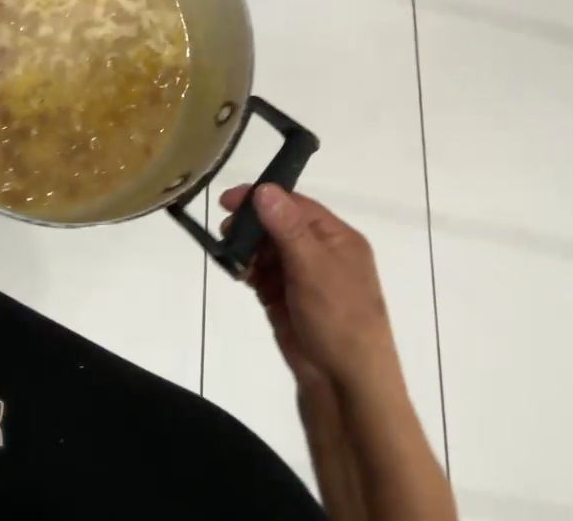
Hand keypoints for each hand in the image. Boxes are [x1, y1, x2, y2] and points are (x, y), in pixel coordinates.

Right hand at [219, 184, 398, 392]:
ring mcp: (302, 276)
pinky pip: (260, 272)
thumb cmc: (339, 320)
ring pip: (264, 248)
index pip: (293, 204)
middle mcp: (320, 252)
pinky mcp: (285, 297)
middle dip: (250, 227)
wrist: (345, 384)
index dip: (261, 198)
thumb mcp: (314, 269)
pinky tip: (239, 277)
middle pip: (276, 224)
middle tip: (227, 234)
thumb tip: (263, 189)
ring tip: (234, 262)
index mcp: (337, 239)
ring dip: (246, 250)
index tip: (227, 202)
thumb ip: (287, 228)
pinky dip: (247, 271)